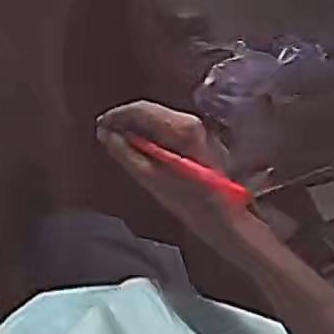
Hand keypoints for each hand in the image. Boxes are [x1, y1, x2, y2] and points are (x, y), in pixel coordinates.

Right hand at [97, 101, 274, 264]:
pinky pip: (166, 127)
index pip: (140, 109)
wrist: (233, 223)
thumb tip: (105, 133)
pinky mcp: (199, 138)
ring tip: (118, 141)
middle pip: (148, 110)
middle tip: (104, 133)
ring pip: (157, 117)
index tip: (99, 126)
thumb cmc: (194, 206)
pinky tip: (139, 146)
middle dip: (124, 119)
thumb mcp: (153, 181)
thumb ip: (126, 153)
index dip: (116, 115)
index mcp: (181, 128)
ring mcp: (197, 128)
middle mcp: (191, 121)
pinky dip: (149, 132)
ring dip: (136, 126)